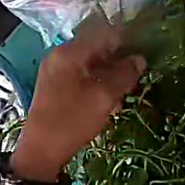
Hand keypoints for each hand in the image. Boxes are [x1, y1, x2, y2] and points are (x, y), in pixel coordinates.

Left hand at [12, 22, 146, 179]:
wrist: (42, 150)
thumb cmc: (73, 119)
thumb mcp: (104, 96)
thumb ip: (123, 74)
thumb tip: (139, 59)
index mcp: (69, 52)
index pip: (103, 34)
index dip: (126, 42)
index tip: (143, 56)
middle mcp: (59, 56)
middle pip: (96, 49)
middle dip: (117, 63)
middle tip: (133, 81)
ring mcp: (55, 71)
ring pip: (89, 65)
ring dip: (108, 77)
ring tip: (120, 97)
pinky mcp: (54, 86)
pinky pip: (80, 77)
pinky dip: (96, 85)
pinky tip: (108, 104)